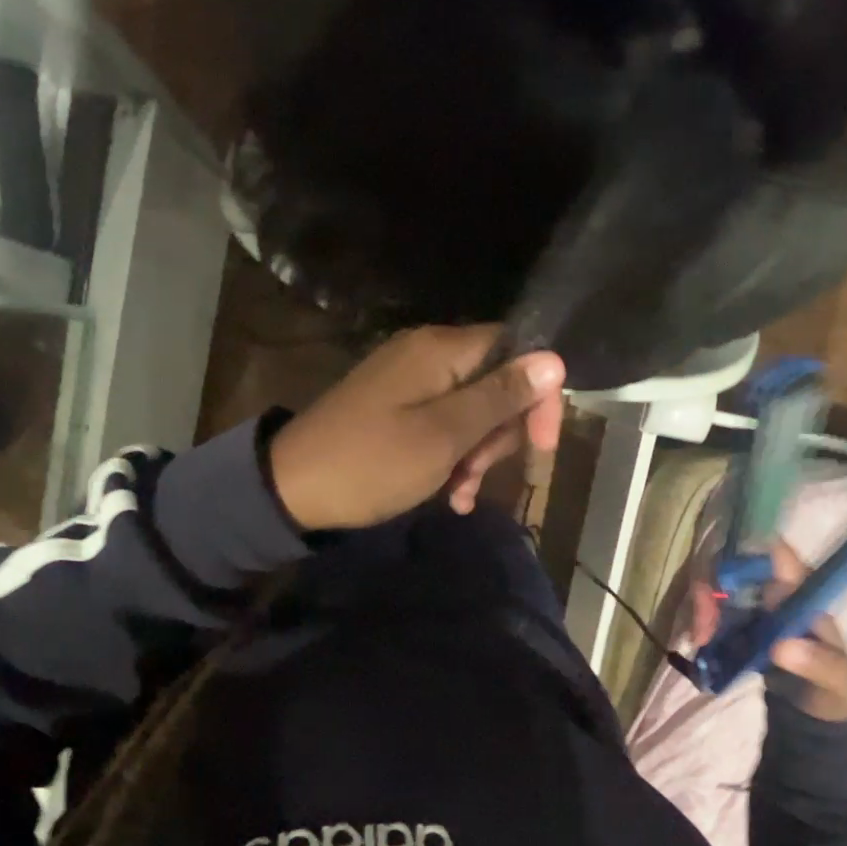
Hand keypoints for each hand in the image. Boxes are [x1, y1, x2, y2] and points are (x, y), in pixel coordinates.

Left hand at [269, 324, 565, 530]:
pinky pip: (441, 424)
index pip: (517, 349)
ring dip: (475, 456)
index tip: (541, 446)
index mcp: (441, 349)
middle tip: (477, 474)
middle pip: (495, 382)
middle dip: (499, 436)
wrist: (290, 488)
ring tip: (458, 496)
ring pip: (470, 411)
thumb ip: (500, 397)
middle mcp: (427, 353)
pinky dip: (450, 458)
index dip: (537, 395)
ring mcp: (407, 380)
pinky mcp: (393, 407)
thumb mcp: (444, 435)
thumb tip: (555, 360)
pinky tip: (448, 496)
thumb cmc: (373, 463)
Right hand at [687, 541, 846, 721]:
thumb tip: (782, 646)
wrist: (815, 712)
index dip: (742, 553)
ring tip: (700, 642)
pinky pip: (706, 607)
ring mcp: (751, 602)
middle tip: (703, 628)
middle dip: (709, 587)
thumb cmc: (835, 689)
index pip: (773, 552)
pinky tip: (698, 644)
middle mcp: (774, 587)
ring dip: (699, 606)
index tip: (720, 583)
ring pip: (713, 583)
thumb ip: (821, 665)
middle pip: (731, 562)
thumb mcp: (841, 684)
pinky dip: (696, 620)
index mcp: (804, 592)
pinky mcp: (734, 620)